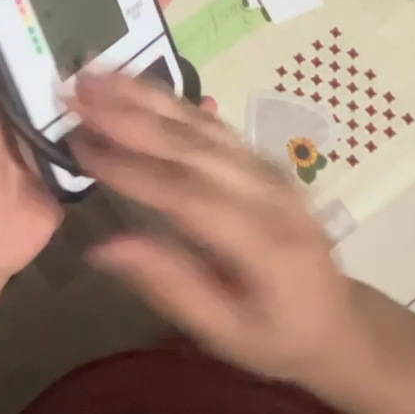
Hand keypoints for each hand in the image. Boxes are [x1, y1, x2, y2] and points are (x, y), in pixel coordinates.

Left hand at [0, 0, 193, 281]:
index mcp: (1, 70)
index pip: (32, 14)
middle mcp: (37, 82)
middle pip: (79, 33)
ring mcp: (67, 114)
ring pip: (106, 69)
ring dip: (138, 38)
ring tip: (173, 2)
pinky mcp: (92, 149)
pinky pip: (123, 121)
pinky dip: (150, 105)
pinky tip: (188, 89)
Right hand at [67, 74, 367, 391]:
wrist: (338, 321)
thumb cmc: (275, 337)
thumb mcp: (223, 333)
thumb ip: (168, 286)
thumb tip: (101, 247)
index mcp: (265, 244)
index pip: (189, 196)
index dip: (132, 169)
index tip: (80, 147)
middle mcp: (270, 192)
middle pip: (193, 146)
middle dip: (128, 116)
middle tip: (76, 94)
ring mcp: (267, 166)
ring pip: (199, 122)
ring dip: (142, 95)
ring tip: (93, 76)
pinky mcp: (259, 155)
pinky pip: (207, 120)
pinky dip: (165, 97)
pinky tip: (130, 82)